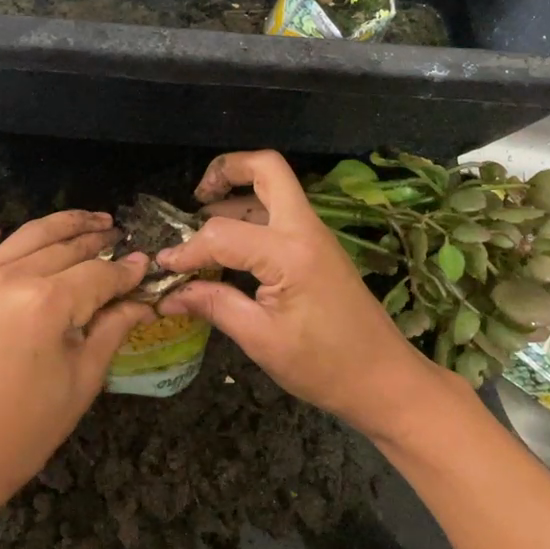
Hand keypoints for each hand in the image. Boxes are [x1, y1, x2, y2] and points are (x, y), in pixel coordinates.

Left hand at [0, 209, 153, 505]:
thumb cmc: (29, 428)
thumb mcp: (85, 378)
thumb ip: (114, 327)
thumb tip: (143, 297)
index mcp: (47, 302)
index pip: (100, 274)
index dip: (127, 272)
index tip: (147, 269)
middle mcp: (12, 277)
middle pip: (68, 247)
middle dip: (102, 244)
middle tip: (124, 244)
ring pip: (30, 234)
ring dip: (64, 225)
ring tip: (94, 224)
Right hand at [157, 151, 458, 437]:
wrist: (385, 380)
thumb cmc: (324, 365)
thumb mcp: (261, 340)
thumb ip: (215, 305)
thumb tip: (169, 294)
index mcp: (289, 252)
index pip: (222, 234)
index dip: (188, 249)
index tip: (164, 267)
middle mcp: (304, 229)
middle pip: (267, 168)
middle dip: (227, 170)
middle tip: (197, 198)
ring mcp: (315, 236)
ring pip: (274, 189)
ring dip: (238, 195)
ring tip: (201, 226)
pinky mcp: (318, 249)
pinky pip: (280, 215)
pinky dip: (251, 218)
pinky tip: (228, 250)